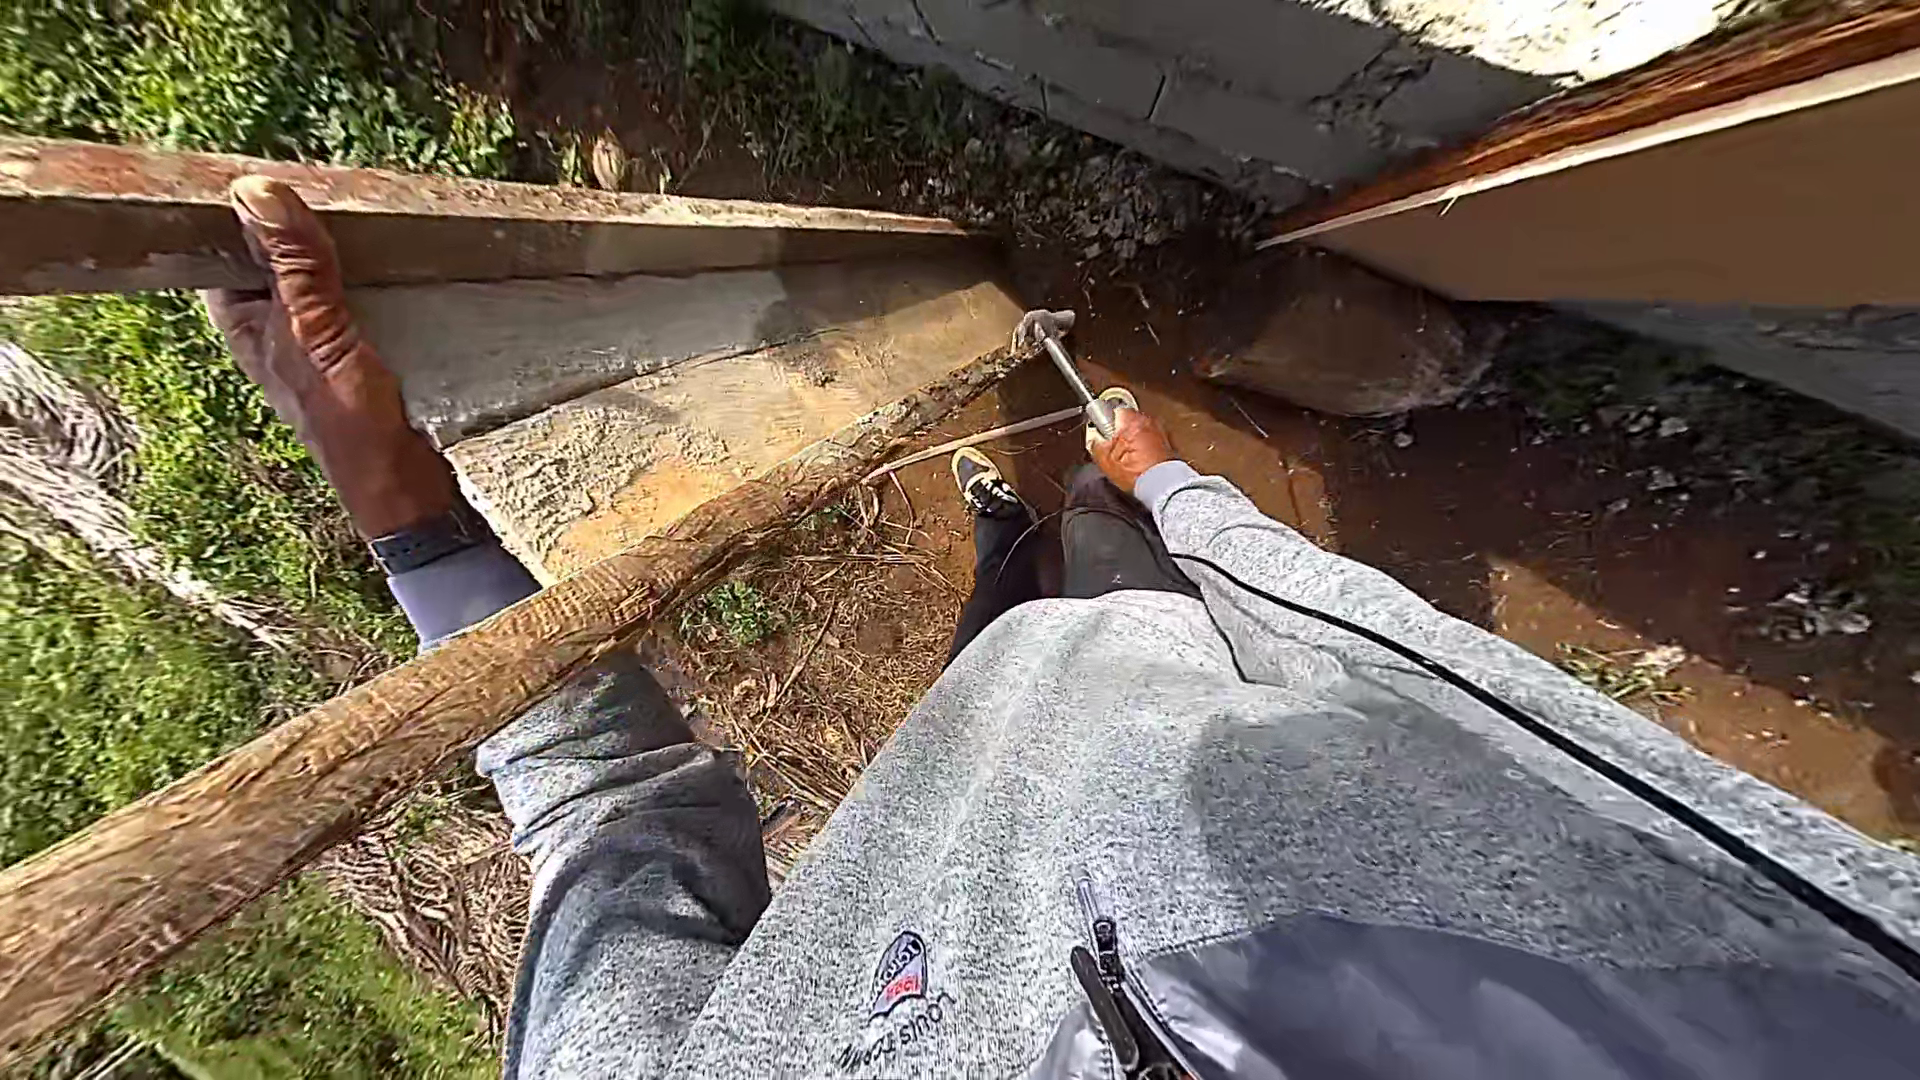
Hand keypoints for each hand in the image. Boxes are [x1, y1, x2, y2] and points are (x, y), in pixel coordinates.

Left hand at [203, 177, 456, 538]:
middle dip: (330, 237)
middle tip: (369, 206)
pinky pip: (390, 313)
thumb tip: (259, 191)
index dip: (262, 212)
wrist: (408, 482)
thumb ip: (294, 271)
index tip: (303, 184)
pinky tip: (430, 280)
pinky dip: (407, 296)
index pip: (236, 244)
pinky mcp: (390, 359)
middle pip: (297, 262)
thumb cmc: (352, 421)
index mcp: (249, 318)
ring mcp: (341, 344)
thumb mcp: (318, 338)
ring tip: (406, 237)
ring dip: (376, 267)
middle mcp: (289, 327)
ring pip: (349, 288)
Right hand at [1090, 405, 1175, 494]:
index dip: (1106, 424)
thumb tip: (1095, 441)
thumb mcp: (1107, 463)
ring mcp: (1160, 431)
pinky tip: (1140, 462)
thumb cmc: (1140, 475)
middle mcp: (1148, 421)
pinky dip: (1145, 448)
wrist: (1164, 487)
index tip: (1103, 435)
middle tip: (1115, 451)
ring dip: (1133, 440)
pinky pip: (1150, 440)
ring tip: (1128, 459)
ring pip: (1139, 430)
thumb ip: (1097, 446)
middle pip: (1127, 420)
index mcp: (1132, 421)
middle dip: (1120, 433)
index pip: (1113, 411)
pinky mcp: (1168, 442)